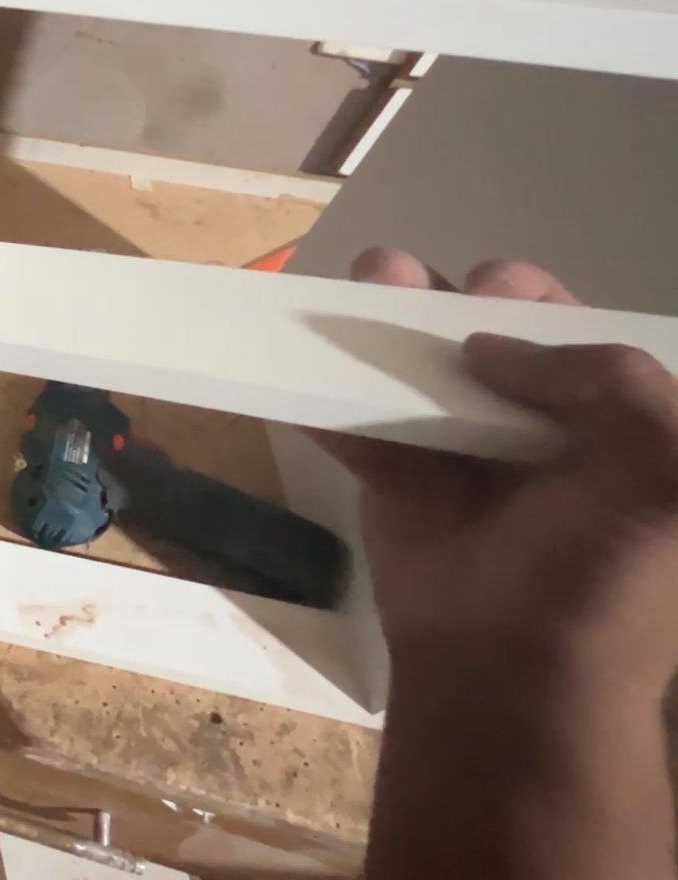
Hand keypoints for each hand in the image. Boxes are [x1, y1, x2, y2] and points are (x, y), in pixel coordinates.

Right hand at [319, 250, 677, 692]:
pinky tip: (294, 376)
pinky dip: (320, 403)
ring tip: (341, 296)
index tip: (489, 287)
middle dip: (437, 301)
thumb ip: (615, 392)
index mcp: (613, 425)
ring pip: (408, 375)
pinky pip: (352, 424)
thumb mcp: (664, 480)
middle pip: (479, 343)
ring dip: (371, 337)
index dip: (536, 302)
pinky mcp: (392, 473)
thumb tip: (485, 348)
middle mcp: (537, 427)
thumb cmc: (602, 577)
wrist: (501, 661)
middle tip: (390, 273)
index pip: (577, 339)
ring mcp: (458, 449)